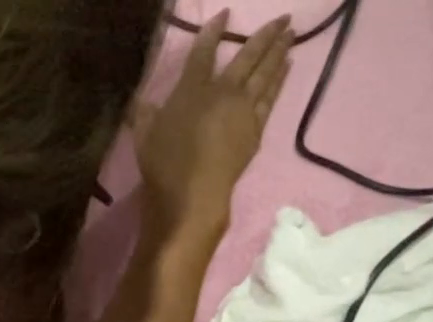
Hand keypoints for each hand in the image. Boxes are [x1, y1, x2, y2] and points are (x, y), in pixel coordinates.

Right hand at [133, 12, 291, 229]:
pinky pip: (271, 96)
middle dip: (265, 34)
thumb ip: (144, 115)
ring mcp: (244, 108)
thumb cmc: (162, 165)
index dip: (213, 32)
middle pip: (248, 56)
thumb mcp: (143, 138)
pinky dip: (280, 79)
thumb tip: (142, 101)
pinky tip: (286, 68)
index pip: (204, 53)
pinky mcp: (255, 128)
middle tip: (283, 17)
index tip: (224, 14)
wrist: (192, 193)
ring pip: (266, 72)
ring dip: (279, 51)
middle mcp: (224, 91)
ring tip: (291, 34)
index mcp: (192, 90)